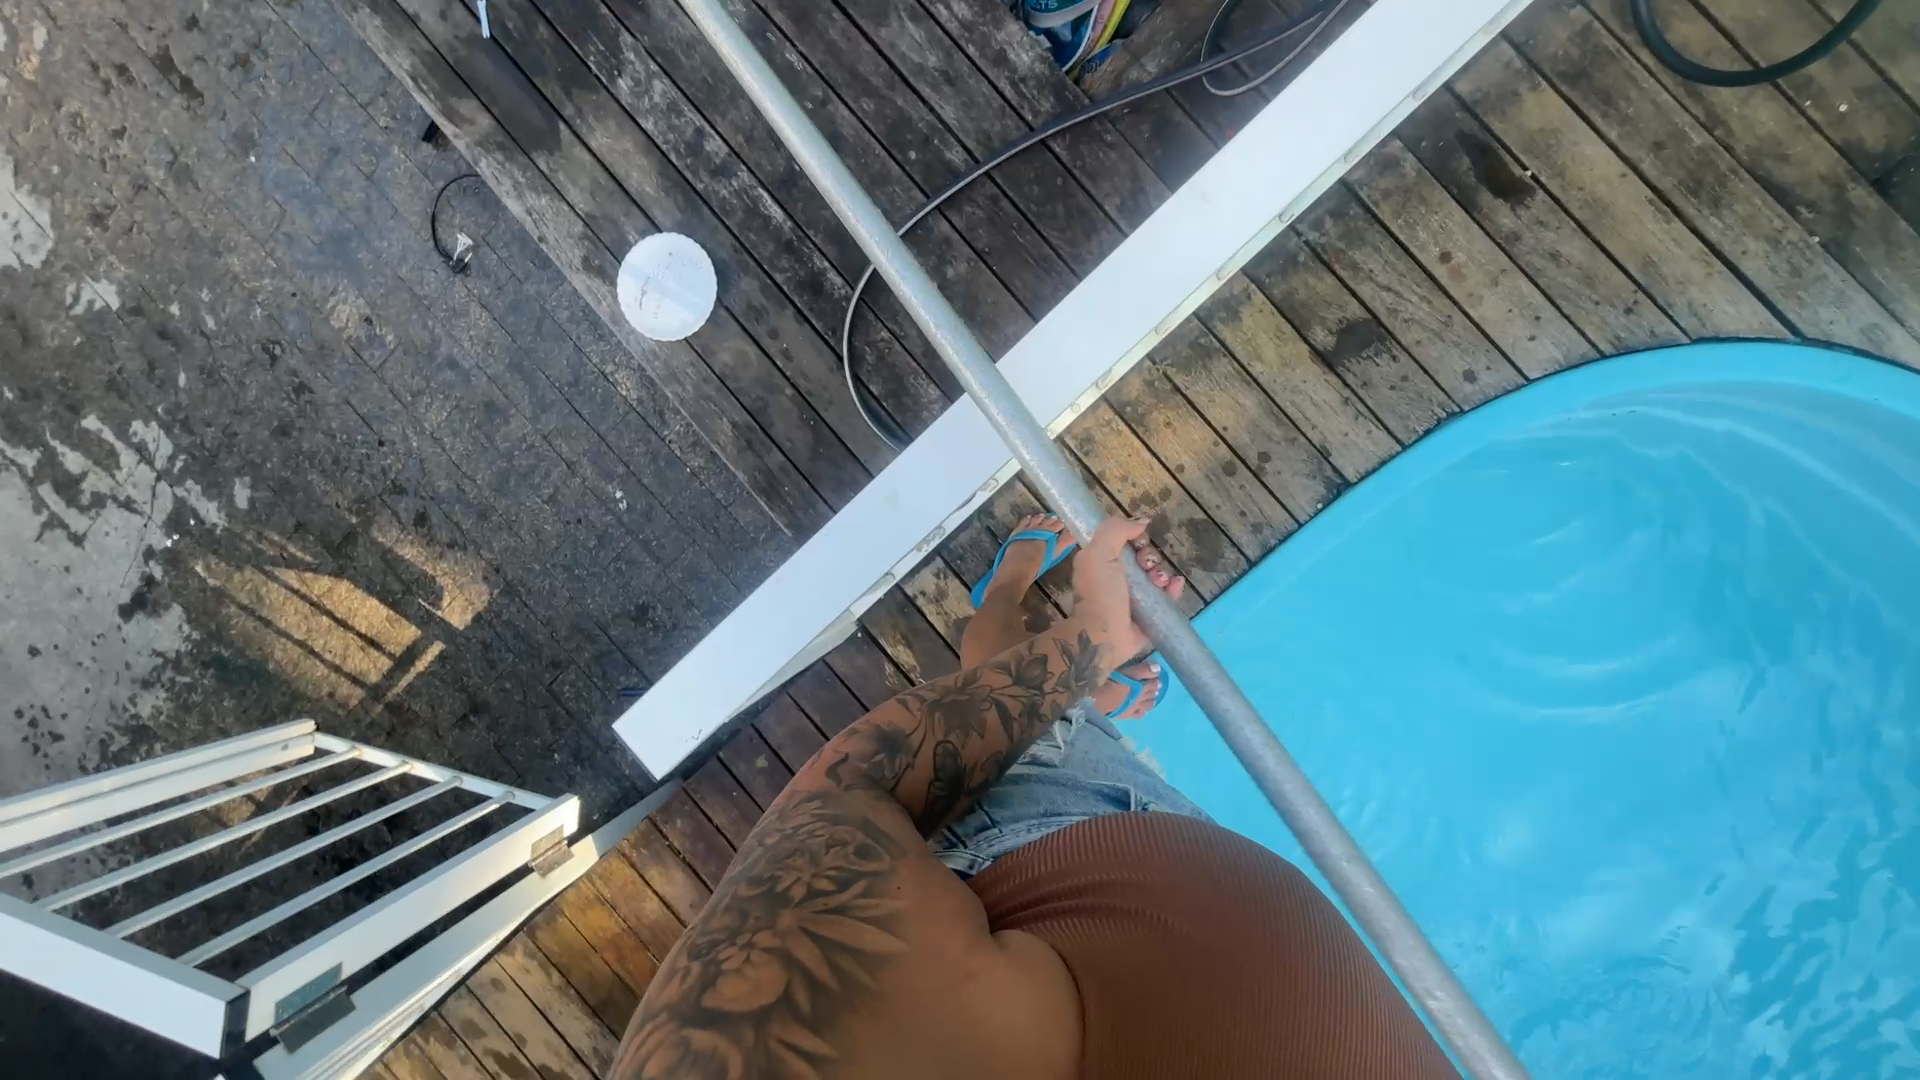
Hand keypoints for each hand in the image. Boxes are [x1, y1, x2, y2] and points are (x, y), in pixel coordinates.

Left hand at [1069, 515, 1185, 662]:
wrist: (1105, 635)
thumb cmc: (1099, 592)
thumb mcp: (1099, 553)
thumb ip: (1116, 530)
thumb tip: (1141, 521)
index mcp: (1102, 562)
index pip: (1124, 541)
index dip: (1134, 538)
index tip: (1136, 542)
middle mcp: (1118, 577)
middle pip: (1143, 556)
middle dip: (1149, 557)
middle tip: (1145, 567)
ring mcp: (1135, 596)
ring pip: (1158, 574)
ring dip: (1162, 573)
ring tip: (1158, 582)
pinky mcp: (1151, 612)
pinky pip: (1168, 594)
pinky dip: (1173, 588)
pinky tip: (1174, 587)